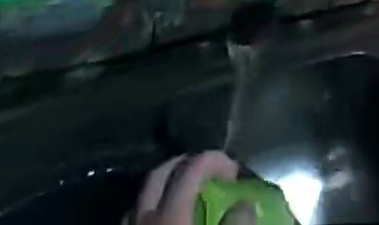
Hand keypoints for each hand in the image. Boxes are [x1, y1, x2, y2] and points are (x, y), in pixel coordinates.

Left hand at [130, 152, 254, 224]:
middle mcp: (144, 218)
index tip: (233, 172)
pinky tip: (162, 221)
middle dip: (184, 164)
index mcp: (169, 215)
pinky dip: (148, 212)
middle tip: (206, 170)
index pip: (192, 167)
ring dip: (162, 188)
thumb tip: (246, 203)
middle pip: (159, 174)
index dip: (216, 160)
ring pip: (140, 199)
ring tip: (183, 195)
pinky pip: (132, 219)